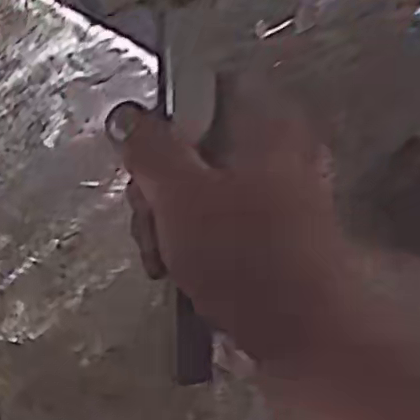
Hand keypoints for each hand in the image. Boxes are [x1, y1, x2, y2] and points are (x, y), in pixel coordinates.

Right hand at [107, 78, 419, 419]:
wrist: (295, 326)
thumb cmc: (241, 255)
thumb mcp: (182, 198)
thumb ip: (151, 153)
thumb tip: (124, 116)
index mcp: (267, 128)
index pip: (207, 93)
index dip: (165, 123)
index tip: (143, 164)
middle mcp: (273, 153)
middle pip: (189, 151)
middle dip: (155, 192)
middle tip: (154, 224)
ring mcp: (269, 196)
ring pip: (190, 194)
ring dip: (162, 226)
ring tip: (165, 259)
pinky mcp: (260, 235)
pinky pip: (204, 225)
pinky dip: (183, 246)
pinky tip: (178, 271)